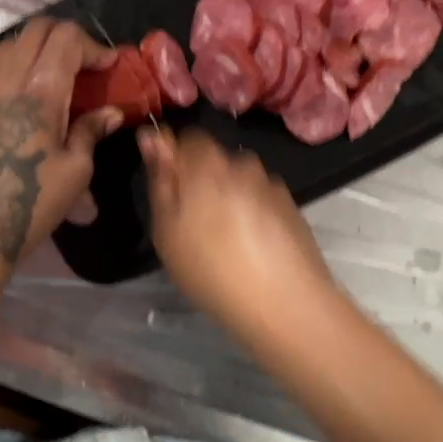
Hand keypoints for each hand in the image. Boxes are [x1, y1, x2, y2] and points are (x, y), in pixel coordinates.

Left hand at [0, 19, 120, 270]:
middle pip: (38, 30)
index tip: (107, 66)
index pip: (66, 39)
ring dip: (35, 48)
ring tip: (49, 71)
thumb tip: (111, 112)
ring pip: (9, 43)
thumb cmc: (34, 201)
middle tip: (84, 63)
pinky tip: (10, 78)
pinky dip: (0, 59)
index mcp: (40, 90)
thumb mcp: (76, 169)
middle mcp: (6, 78)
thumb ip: (91, 130)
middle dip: (66, 39)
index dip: (92, 45)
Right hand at [139, 126, 339, 324]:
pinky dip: (252, 213)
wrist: (284, 303)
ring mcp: (270, 185)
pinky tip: (250, 248)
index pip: (186, 138)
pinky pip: (260, 199)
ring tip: (224, 238)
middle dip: (201, 179)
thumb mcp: (167, 229)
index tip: (167, 188)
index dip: (174, 158)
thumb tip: (151, 138)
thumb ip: (160, 179)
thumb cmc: (211, 268)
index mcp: (206, 163)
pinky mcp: (291, 207)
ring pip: (239, 180)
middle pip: (214, 159)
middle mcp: (241, 164)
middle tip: (191, 221)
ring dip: (228, 196)